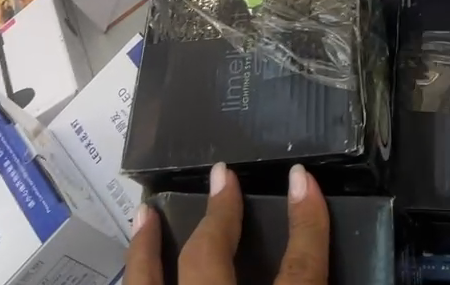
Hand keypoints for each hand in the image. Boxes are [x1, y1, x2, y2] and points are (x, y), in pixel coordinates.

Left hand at [123, 162, 329, 284]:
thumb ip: (308, 283)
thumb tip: (316, 270)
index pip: (301, 271)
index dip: (308, 225)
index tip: (303, 179)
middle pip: (211, 259)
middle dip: (218, 217)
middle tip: (223, 176)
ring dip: (146, 251)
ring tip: (146, 213)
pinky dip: (134, 280)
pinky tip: (133, 275)